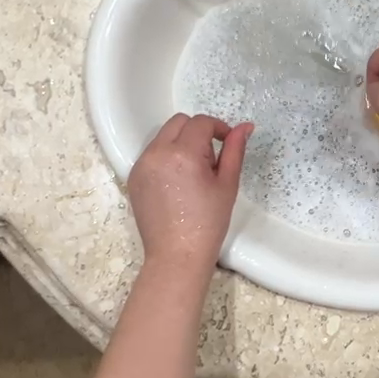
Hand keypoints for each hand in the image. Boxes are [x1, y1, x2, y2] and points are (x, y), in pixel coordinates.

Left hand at [128, 114, 252, 274]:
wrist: (177, 255)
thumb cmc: (208, 224)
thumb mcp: (227, 185)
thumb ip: (234, 150)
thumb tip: (244, 127)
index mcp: (183, 154)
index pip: (200, 123)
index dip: (218, 128)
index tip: (227, 142)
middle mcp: (157, 154)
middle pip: (178, 122)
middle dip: (198, 132)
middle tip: (211, 160)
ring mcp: (141, 165)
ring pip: (163, 137)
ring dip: (181, 144)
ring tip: (194, 175)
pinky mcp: (134, 177)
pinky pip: (152, 154)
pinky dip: (167, 158)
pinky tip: (178, 184)